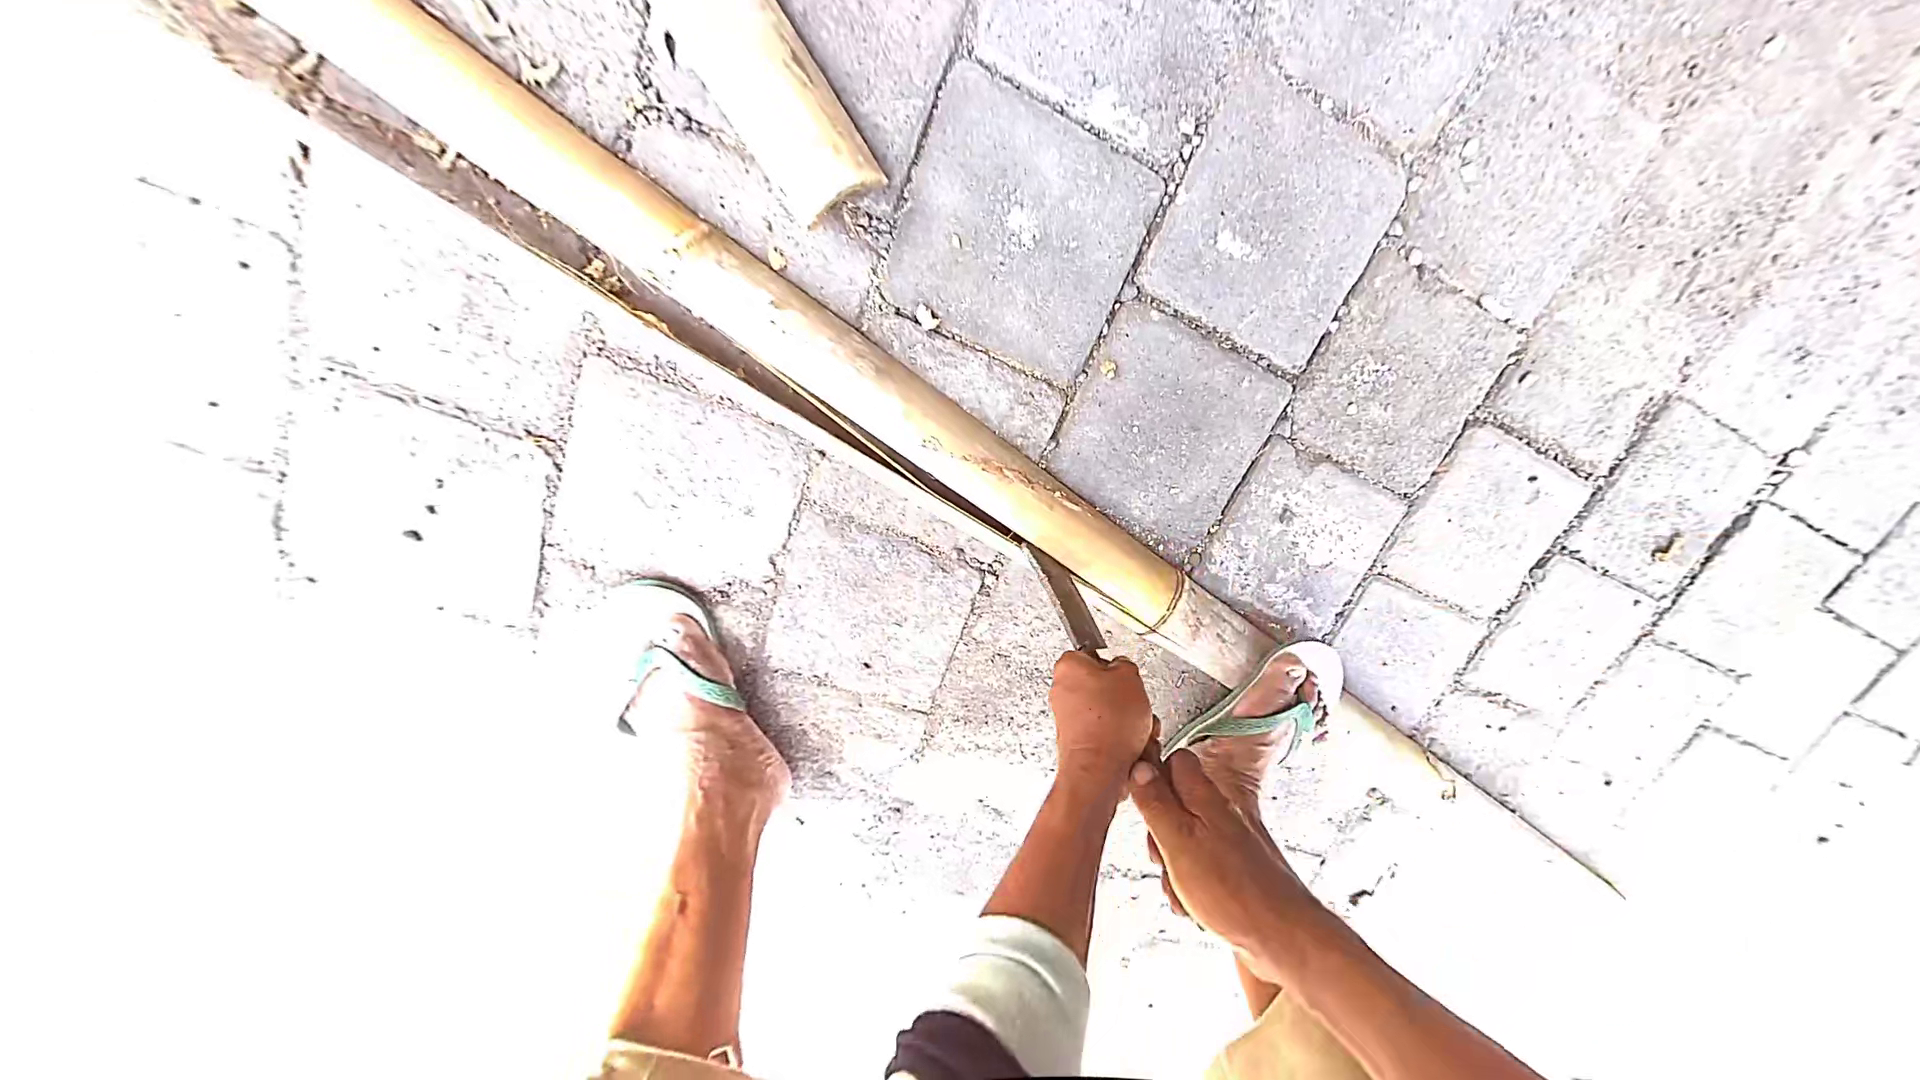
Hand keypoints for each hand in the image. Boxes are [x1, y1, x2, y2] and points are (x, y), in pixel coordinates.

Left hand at [1048, 651, 1152, 784]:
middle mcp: (1062, 690)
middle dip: (1126, 699)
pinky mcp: (1078, 741)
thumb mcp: (1130, 677)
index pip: (1094, 654)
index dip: (1115, 666)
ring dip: (1129, 722)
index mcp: (1068, 665)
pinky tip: (1132, 747)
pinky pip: (1107, 734)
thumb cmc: (1107, 725)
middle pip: (1104, 687)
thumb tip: (1123, 668)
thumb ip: (1125, 664)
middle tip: (1135, 705)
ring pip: (1110, 713)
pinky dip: (1122, 740)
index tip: (1124, 675)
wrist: (1099, 769)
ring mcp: (1069, 718)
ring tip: (1138, 730)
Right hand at [1129, 750, 1320, 980]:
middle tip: (1159, 853)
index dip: (1154, 775)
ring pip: (1187, 836)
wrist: (1286, 940)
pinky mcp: (1240, 867)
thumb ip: (1156, 802)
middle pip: (1177, 801)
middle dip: (1159, 828)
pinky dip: (1193, 881)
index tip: (1141, 801)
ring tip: (1179, 886)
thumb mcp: (1177, 842)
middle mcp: (1222, 812)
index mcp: (1206, 797)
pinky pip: (1204, 863)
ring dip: (1174, 861)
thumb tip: (1139, 767)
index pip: (1176, 760)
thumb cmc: (1232, 891)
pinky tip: (1194, 903)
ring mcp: (1234, 839)